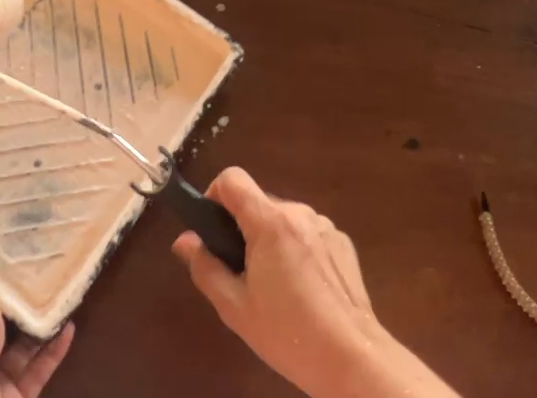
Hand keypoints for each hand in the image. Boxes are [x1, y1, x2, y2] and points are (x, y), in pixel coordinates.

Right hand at [172, 168, 457, 397]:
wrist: (351, 357)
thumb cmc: (287, 333)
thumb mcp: (235, 307)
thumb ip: (205, 267)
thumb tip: (185, 240)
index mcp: (269, 222)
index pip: (232, 179)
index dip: (214, 196)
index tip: (213, 230)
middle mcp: (298, 213)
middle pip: (258, 203)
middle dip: (243, 229)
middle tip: (241, 273)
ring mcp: (324, 225)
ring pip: (283, 220)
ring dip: (271, 241)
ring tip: (275, 286)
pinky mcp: (342, 242)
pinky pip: (307, 234)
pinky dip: (297, 250)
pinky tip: (303, 289)